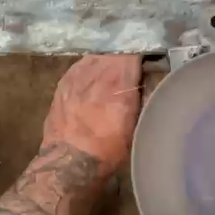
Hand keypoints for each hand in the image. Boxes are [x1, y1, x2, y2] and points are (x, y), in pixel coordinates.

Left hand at [39, 55, 141, 178]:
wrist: (70, 162)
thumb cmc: (109, 149)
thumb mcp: (138, 126)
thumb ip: (145, 97)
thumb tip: (152, 79)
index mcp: (120, 82)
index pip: (134, 53)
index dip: (142, 57)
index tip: (147, 64)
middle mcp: (98, 72)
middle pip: (115, 52)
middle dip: (124, 60)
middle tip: (130, 72)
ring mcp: (77, 75)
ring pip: (97, 57)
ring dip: (106, 63)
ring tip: (110, 76)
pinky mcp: (62, 82)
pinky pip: (80, 66)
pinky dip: (89, 70)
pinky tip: (92, 81)